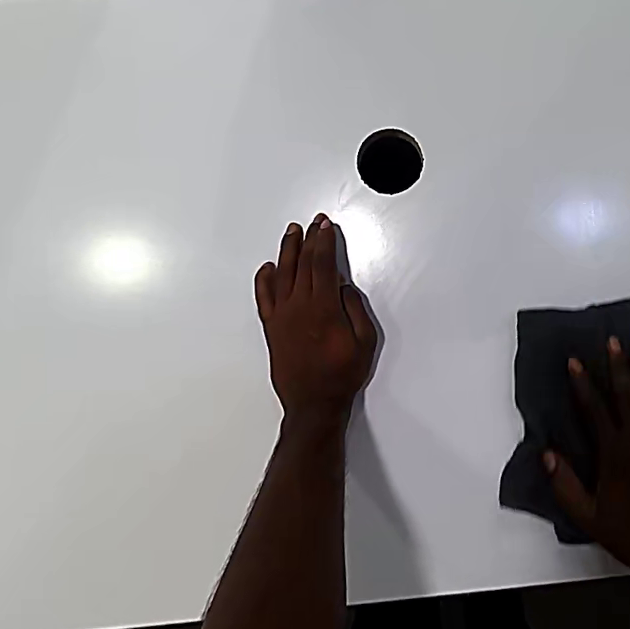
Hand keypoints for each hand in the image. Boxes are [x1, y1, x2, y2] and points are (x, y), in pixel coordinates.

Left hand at [253, 214, 379, 430]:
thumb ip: (355, 308)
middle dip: (309, 239)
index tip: (326, 227)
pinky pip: (264, 297)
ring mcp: (282, 316)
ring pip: (282, 274)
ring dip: (287, 251)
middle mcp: (298, 307)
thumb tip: (343, 287)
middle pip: (302, 263)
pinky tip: (267, 268)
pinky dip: (264, 280)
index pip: (322, 264)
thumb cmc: (340, 376)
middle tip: (314, 224)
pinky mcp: (272, 328)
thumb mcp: (365, 341)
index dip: (324, 241)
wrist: (313, 403)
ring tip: (292, 233)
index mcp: (323, 308)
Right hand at [546, 338, 629, 575]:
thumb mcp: (587, 515)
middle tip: (612, 342)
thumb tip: (546, 453)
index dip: (582, 383)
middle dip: (617, 367)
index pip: (594, 408)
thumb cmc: (629, 533)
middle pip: (625, 396)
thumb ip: (564, 484)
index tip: (574, 361)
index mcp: (614, 452)